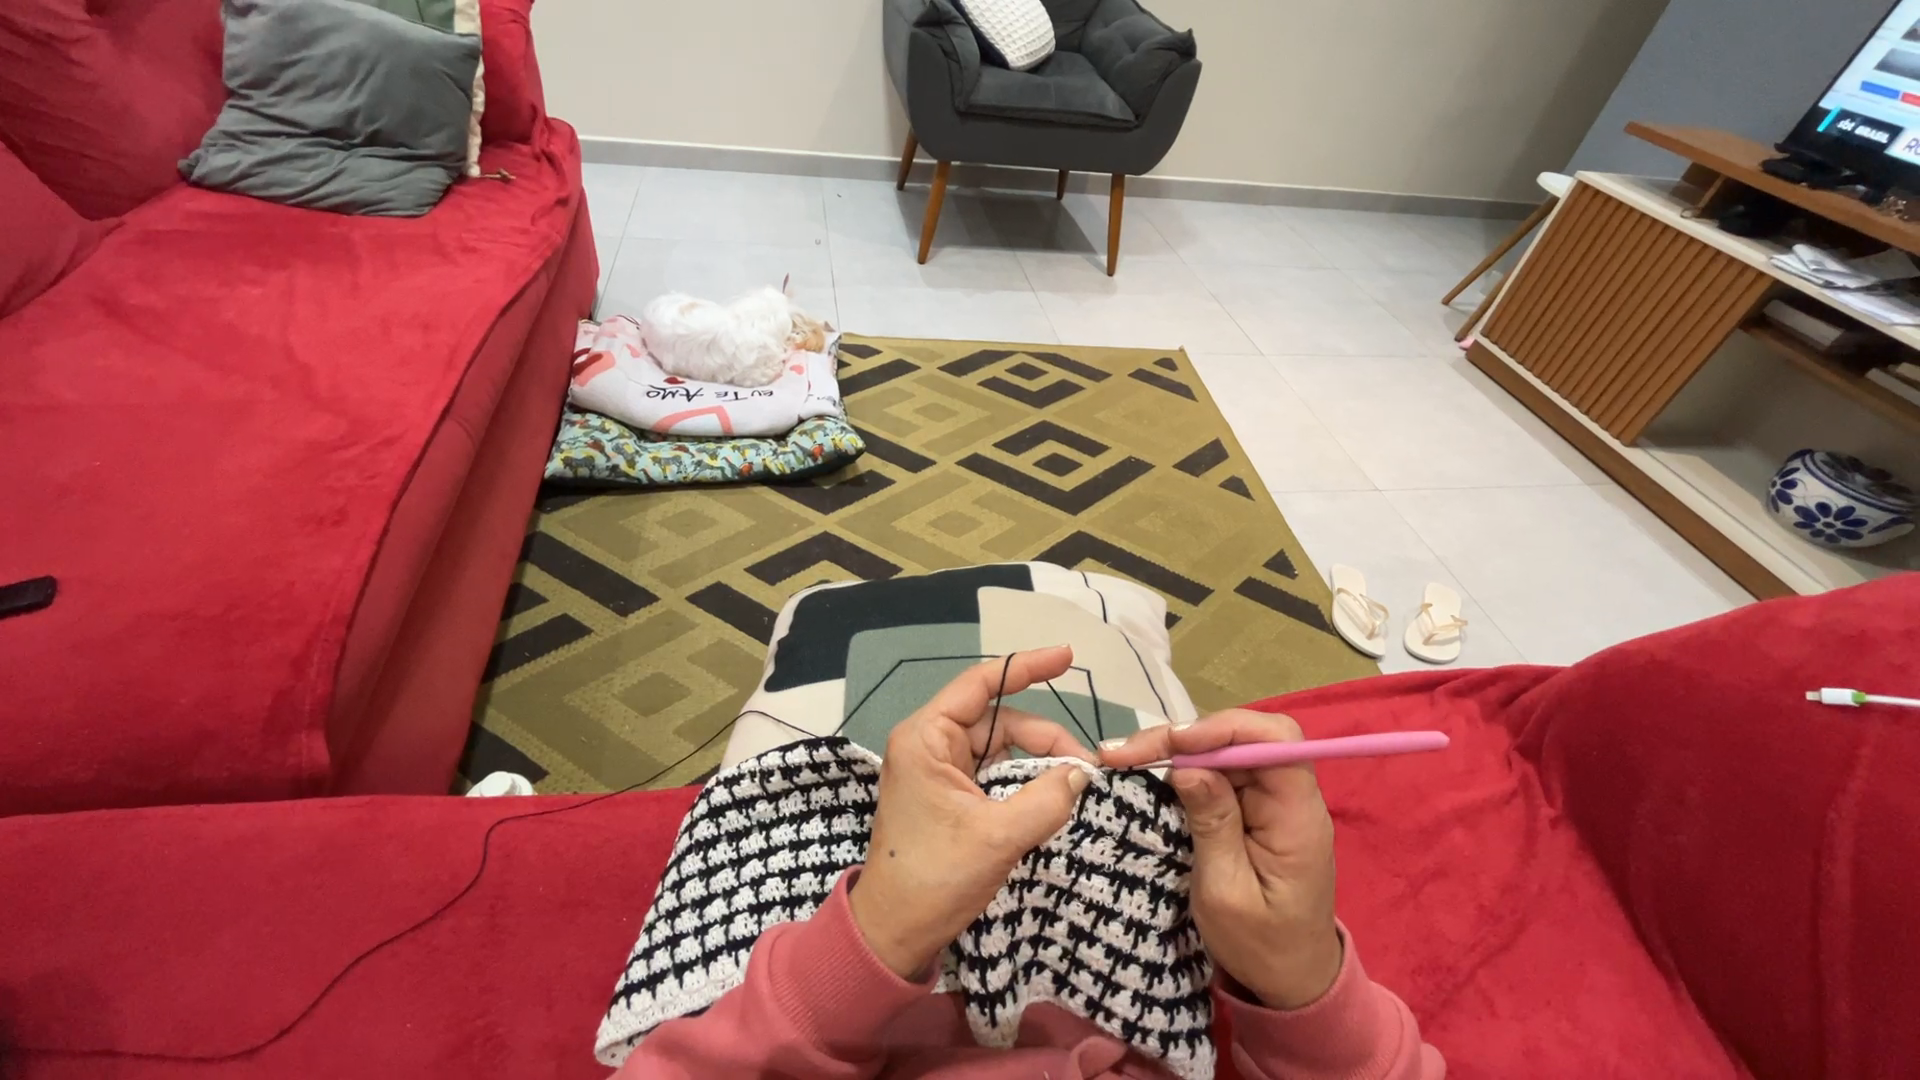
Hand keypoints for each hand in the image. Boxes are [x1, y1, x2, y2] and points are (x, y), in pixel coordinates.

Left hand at [848, 646, 1095, 978]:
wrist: (894, 932)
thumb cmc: (934, 878)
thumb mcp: (998, 838)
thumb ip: (1046, 799)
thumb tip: (1082, 773)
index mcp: (927, 737)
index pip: (980, 684)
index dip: (1026, 666)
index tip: (1068, 657)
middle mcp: (931, 743)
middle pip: (998, 719)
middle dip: (1043, 738)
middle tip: (1085, 767)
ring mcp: (940, 768)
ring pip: (1000, 746)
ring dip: (1036, 759)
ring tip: (1074, 780)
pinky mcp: (949, 793)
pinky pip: (994, 770)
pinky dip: (1023, 778)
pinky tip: (1050, 790)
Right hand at [1100, 710, 1341, 1009]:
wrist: (1288, 979)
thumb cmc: (1261, 946)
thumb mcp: (1226, 892)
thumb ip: (1212, 824)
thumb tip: (1187, 767)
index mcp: (1297, 815)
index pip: (1274, 741)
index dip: (1224, 728)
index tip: (1173, 743)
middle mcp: (1288, 795)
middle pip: (1240, 736)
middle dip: (1181, 737)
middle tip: (1122, 753)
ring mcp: (1268, 798)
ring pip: (1222, 748)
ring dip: (1171, 747)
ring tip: (1121, 757)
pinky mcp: (1250, 805)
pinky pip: (1216, 768)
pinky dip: (1178, 764)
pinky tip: (1144, 768)